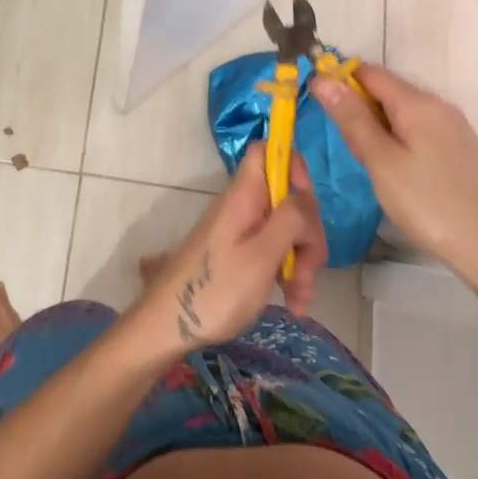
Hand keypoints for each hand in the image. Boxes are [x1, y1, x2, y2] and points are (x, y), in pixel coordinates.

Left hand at [132, 142, 326, 354]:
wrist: (169, 326)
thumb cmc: (217, 291)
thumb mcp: (262, 255)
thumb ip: (290, 219)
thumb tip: (305, 191)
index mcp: (244, 196)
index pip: (267, 152)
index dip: (293, 168)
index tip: (308, 207)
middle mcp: (242, 206)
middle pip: (288, 198)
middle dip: (307, 234)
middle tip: (308, 271)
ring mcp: (241, 231)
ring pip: (285, 229)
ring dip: (301, 262)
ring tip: (300, 299)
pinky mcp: (240, 254)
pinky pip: (272, 252)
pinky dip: (286, 274)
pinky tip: (293, 303)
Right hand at [312, 65, 477, 316]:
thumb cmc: (430, 205)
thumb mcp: (381, 162)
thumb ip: (352, 118)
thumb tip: (323, 78)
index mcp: (417, 103)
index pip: (368, 71)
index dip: (339, 82)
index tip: (317, 110)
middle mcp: (439, 107)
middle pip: (386, 92)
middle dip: (357, 110)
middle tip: (348, 150)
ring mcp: (455, 130)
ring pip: (402, 115)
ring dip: (377, 130)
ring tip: (371, 168)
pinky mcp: (462, 152)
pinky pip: (419, 133)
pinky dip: (398, 144)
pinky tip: (398, 177)